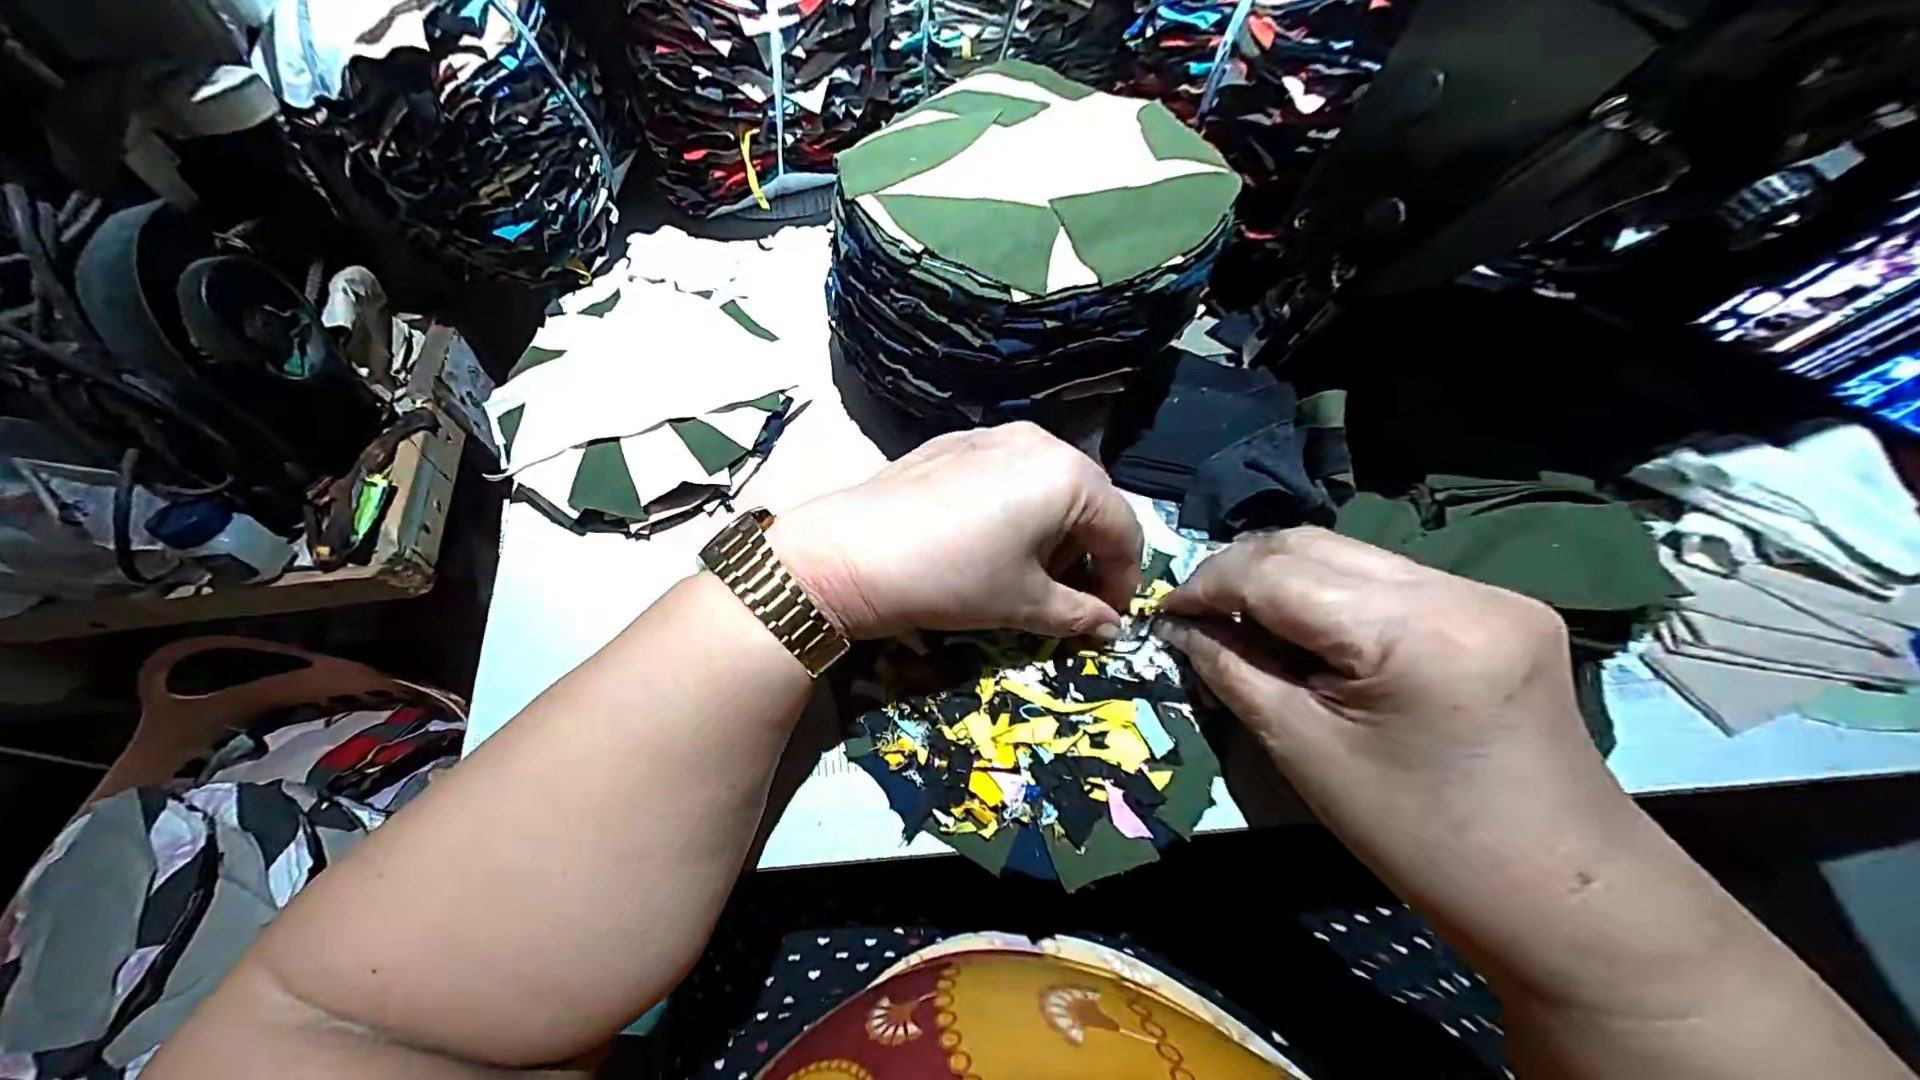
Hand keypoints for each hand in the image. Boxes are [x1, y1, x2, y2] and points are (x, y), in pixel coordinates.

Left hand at [767, 422, 1142, 640]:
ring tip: (1026, 569)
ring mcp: (995, 434)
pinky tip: (988, 540)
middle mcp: (1040, 441)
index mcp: (1069, 476)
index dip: (1123, 581)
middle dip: (1088, 553)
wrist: (852, 552)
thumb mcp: (1024, 603)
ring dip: (1055, 530)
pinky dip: (1019, 508)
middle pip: (1090, 501)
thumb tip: (1110, 627)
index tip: (1108, 617)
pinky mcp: (958, 441)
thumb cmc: (953, 578)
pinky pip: (1012, 473)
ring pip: (1051, 484)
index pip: (1124, 531)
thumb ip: (1080, 614)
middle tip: (1067, 596)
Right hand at [1156, 529, 1646, 977]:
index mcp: (1415, 631)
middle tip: (1195, 613)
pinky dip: (1324, 593)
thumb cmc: (1415, 835)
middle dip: (1237, 572)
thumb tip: (1180, 627)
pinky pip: (1380, 577)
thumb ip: (1231, 669)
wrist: (1560, 894)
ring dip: (1278, 578)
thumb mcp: (1301, 747)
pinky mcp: (1494, 606)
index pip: (1278, 573)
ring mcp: (1486, 592)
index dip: (1207, 585)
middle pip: (1311, 545)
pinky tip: (1302, 628)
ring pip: (1345, 553)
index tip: (1164, 611)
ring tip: (1240, 619)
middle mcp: (1459, 589)